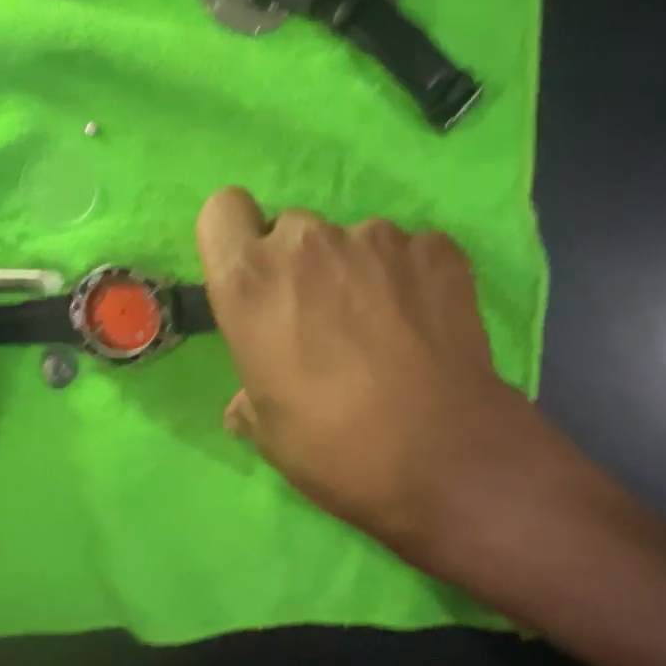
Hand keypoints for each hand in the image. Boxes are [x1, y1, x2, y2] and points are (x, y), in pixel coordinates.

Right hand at [196, 188, 528, 544]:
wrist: (443, 455)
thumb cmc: (335, 448)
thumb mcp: (270, 433)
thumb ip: (250, 398)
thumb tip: (245, 404)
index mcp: (250, 281)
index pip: (222, 210)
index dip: (237, 240)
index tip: (255, 280)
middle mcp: (306, 242)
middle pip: (292, 228)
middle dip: (303, 265)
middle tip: (325, 321)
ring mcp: (377, 238)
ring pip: (355, 239)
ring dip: (361, 272)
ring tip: (386, 330)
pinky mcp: (436, 250)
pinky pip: (412, 252)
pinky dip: (414, 278)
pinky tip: (426, 324)